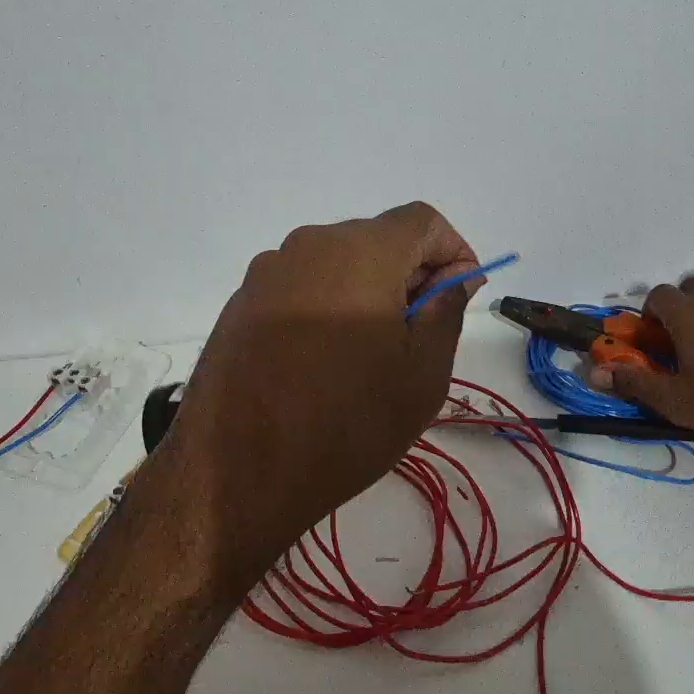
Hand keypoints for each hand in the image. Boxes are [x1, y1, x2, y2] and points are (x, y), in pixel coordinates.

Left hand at [153, 202, 481, 590]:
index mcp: (360, 252)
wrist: (235, 473)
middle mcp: (308, 246)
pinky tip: (321, 364)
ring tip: (368, 357)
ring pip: (336, 263)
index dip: (452, 251)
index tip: (459, 297)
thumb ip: (447, 309)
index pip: (422, 220)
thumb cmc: (346, 422)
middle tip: (418, 335)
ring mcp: (266, 274)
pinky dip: (324, 307)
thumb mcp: (421, 372)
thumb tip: (456, 275)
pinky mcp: (239, 304)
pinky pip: (299, 287)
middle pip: (376, 238)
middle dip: (409, 274)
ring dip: (366, 292)